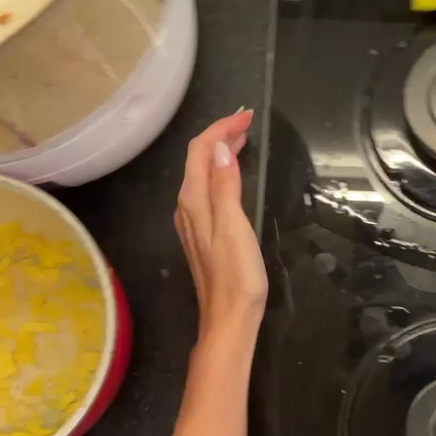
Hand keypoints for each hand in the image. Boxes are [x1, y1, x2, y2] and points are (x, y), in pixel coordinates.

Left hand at [176, 109, 265, 344]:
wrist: (228, 319)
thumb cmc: (236, 276)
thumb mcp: (234, 228)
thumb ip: (226, 187)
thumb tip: (221, 149)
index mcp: (194, 202)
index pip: (200, 152)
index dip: (220, 129)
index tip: (246, 116)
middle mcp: (188, 208)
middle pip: (198, 161)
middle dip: (220, 136)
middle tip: (247, 123)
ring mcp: (194, 223)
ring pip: (202, 176)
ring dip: (220, 154)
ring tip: (242, 142)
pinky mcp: (203, 235)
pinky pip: (207, 192)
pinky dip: (221, 174)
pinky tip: (233, 177)